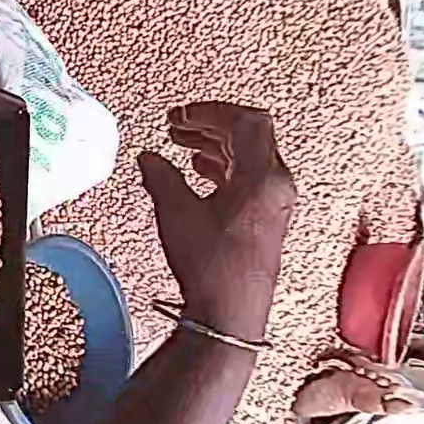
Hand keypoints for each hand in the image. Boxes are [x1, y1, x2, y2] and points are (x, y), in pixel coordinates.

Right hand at [137, 102, 296, 341]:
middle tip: (177, 124)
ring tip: (181, 142)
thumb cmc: (210, 264)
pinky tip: (198, 169)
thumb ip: (161, 178)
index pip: (246, 122)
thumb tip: (148, 157)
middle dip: (211, 125)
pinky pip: (247, 177)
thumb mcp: (176, 214)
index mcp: (262, 177)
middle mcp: (276, 184)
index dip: (210, 111)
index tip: (180, 114)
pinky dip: (221, 165)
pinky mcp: (265, 218)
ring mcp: (273, 202)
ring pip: (248, 156)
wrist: (231, 312)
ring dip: (214, 145)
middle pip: (250, 136)